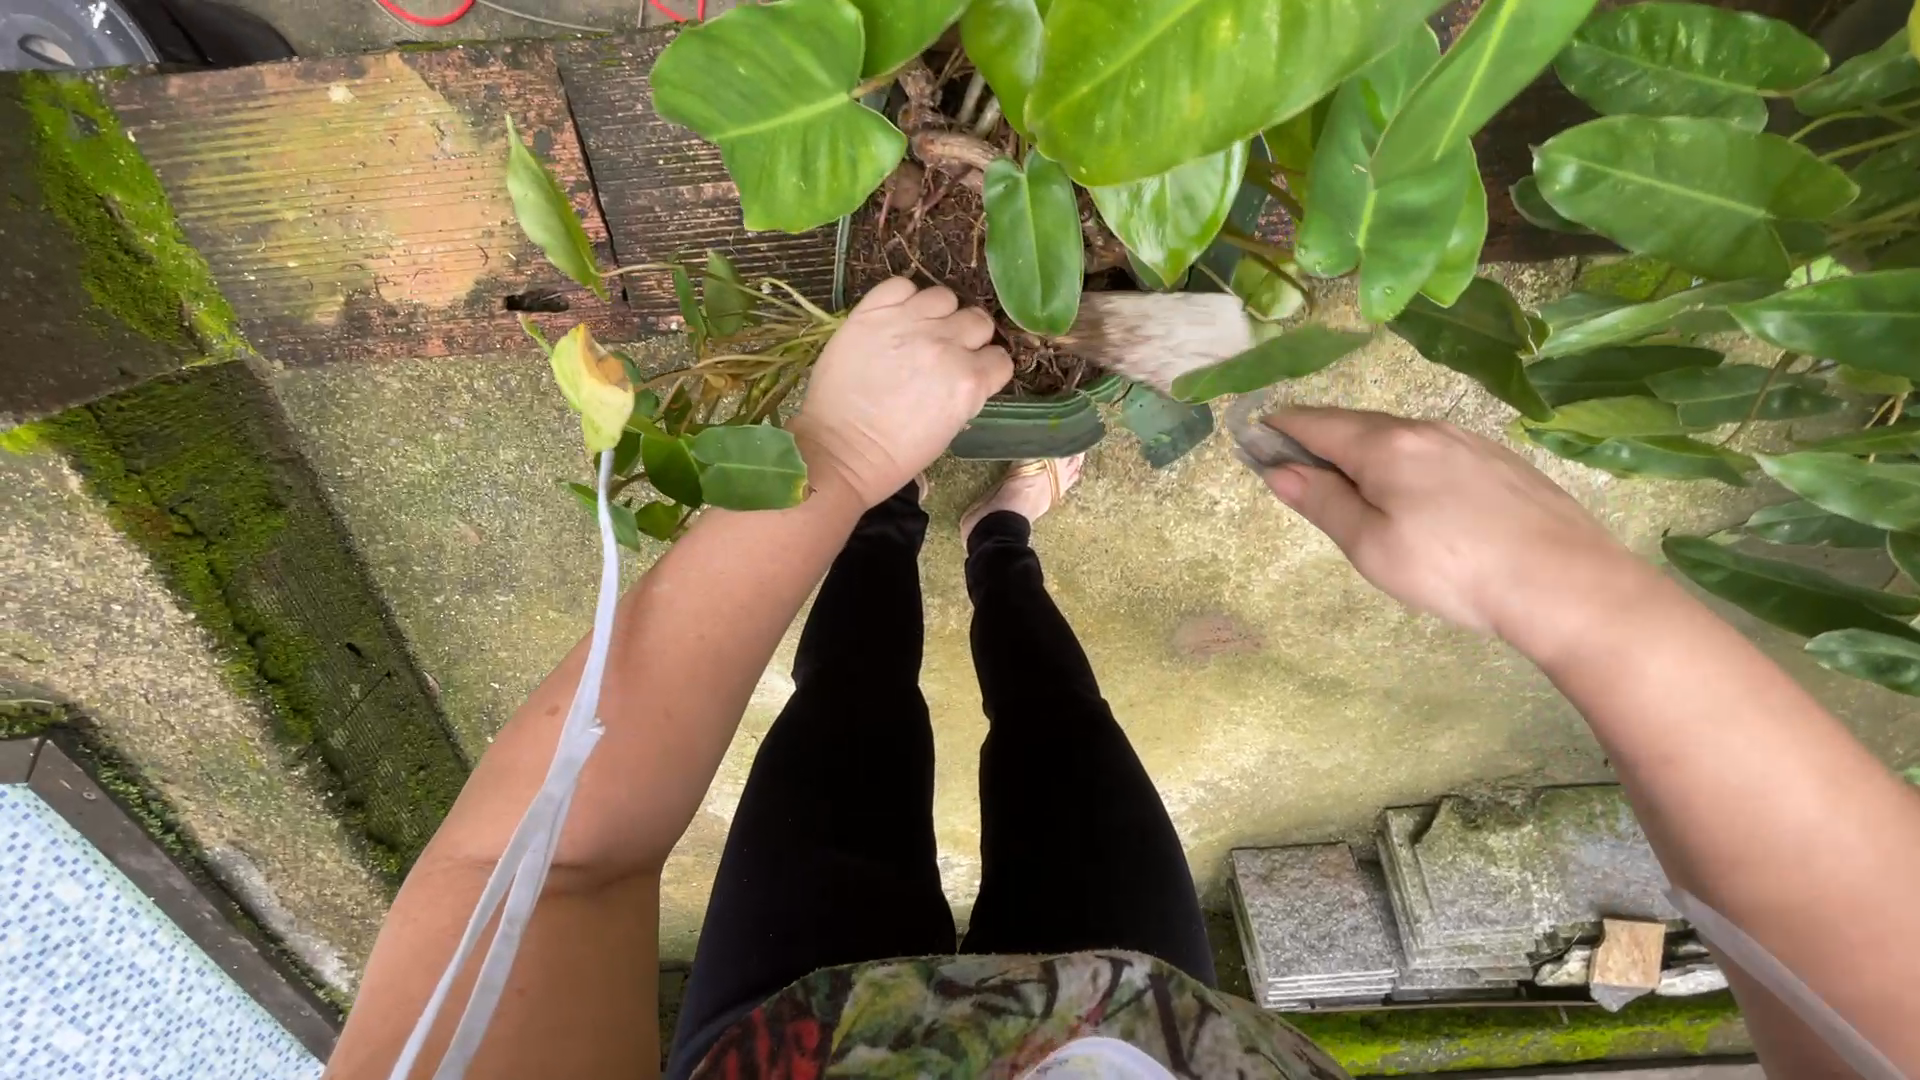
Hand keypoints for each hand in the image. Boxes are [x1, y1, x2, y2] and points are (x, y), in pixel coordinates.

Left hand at [790, 278, 1012, 507]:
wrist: (840, 452)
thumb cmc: (895, 456)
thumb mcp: (948, 432)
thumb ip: (965, 394)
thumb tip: (965, 374)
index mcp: (969, 382)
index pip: (1000, 359)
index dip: (987, 368)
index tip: (972, 375)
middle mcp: (945, 346)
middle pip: (978, 321)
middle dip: (968, 338)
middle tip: (946, 354)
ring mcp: (908, 324)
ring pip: (944, 297)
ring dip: (938, 315)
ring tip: (920, 333)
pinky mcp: (872, 313)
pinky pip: (901, 285)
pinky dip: (903, 298)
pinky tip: (896, 319)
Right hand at [1255, 407, 1660, 644]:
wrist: (1569, 585)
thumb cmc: (1451, 569)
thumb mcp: (1368, 545)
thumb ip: (1321, 502)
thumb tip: (1277, 470)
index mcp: (1386, 445)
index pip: (1316, 423)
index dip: (1279, 428)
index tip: (1253, 437)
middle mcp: (1425, 430)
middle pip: (1355, 425)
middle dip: (1317, 440)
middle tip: (1294, 469)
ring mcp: (1468, 443)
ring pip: (1396, 438)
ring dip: (1359, 453)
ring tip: (1347, 487)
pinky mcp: (1498, 463)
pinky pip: (1430, 452)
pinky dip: (1399, 463)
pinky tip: (1408, 496)